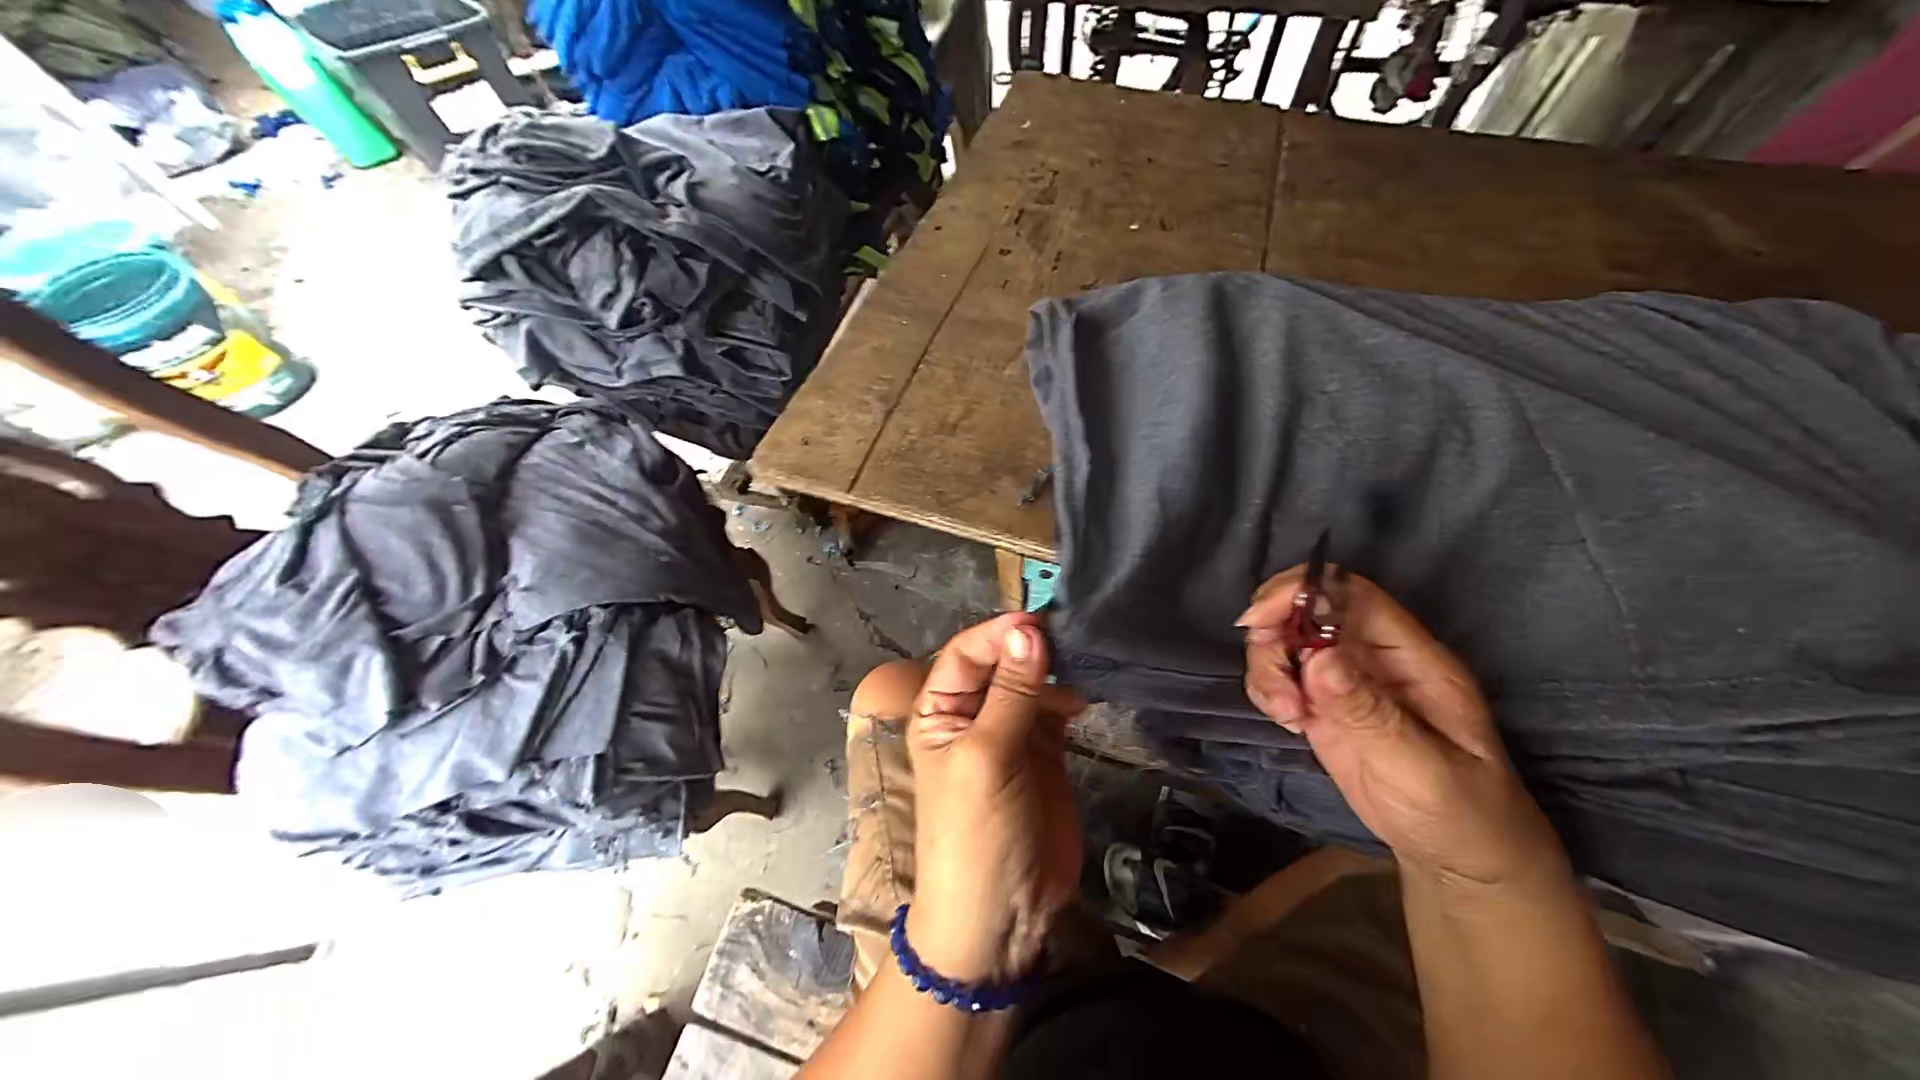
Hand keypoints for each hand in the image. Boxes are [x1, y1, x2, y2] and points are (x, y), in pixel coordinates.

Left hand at [906, 613, 1086, 983]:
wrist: (1003, 917)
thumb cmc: (976, 834)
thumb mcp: (988, 758)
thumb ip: (1012, 695)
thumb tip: (1030, 630)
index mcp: (939, 710)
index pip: (965, 654)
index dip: (997, 634)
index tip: (1039, 622)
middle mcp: (971, 713)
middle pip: (1000, 663)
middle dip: (1028, 647)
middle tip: (1070, 637)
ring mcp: (1009, 732)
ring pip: (1030, 682)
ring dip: (1052, 670)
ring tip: (1081, 665)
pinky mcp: (1043, 752)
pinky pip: (1053, 710)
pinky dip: (1068, 698)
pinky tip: (1083, 698)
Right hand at [1239, 567, 1565, 889]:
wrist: (1458, 856)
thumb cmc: (1462, 813)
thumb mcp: (1422, 768)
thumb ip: (1370, 713)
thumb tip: (1318, 659)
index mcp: (1411, 656)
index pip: (1351, 594)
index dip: (1302, 591)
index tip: (1261, 620)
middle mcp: (1372, 657)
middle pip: (1305, 610)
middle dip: (1273, 635)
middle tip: (1274, 686)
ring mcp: (1344, 679)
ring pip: (1284, 641)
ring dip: (1267, 669)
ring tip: (1286, 715)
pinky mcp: (1320, 704)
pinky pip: (1278, 676)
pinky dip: (1267, 691)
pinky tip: (1288, 723)